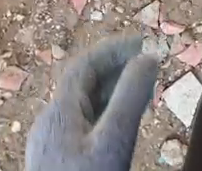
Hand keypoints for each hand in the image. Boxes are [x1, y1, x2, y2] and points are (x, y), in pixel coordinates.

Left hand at [27, 36, 159, 170]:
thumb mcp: (115, 140)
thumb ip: (131, 95)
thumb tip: (149, 56)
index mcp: (58, 113)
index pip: (84, 66)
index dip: (114, 49)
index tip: (146, 42)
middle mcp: (50, 124)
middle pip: (84, 83)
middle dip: (118, 67)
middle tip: (151, 64)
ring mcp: (52, 145)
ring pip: (86, 104)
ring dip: (116, 90)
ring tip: (146, 89)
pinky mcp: (58, 162)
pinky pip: (85, 124)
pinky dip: (108, 112)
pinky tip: (125, 123)